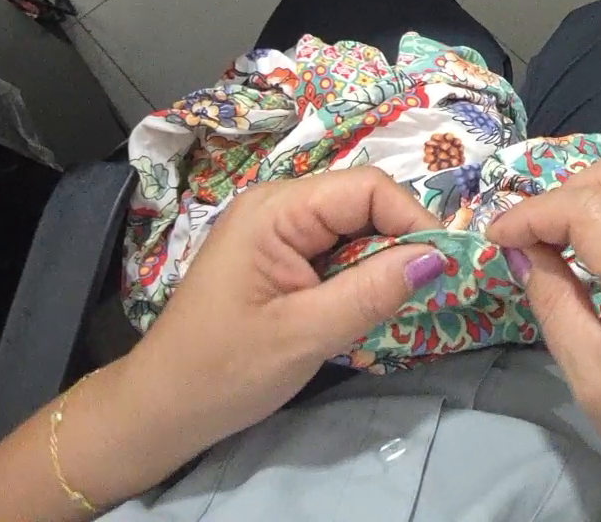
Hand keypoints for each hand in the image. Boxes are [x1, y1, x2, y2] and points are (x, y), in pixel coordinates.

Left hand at [124, 166, 445, 455]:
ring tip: (394, 298)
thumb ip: (373, 292)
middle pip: (362, 201)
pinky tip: (362, 300)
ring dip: (381, 257)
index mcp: (276, 209)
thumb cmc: (223, 371)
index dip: (411, 218)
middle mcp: (279, 203)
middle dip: (398, 239)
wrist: (158, 411)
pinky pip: (338, 244)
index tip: (442, 264)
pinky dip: (360, 269)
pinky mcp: (281, 251)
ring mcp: (278, 225)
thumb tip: (438, 257)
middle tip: (422, 287)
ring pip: (354, 224)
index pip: (366, 188)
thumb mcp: (304, 335)